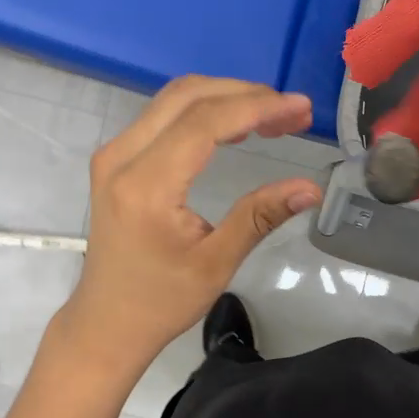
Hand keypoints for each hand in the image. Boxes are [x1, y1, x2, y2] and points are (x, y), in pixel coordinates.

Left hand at [57, 76, 322, 371]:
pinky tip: (236, 129)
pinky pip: (161, 117)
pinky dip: (203, 113)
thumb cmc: (162, 301)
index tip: (300, 108)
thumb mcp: (216, 264)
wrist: (108, 322)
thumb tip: (310, 188)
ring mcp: (113, 155)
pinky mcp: (115, 161)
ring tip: (273, 118)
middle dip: (246, 95)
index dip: (257, 107)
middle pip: (188, 96)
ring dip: (225, 99)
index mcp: (146, 186)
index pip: (205, 122)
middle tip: (293, 112)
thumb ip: (259, 217)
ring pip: (173, 100)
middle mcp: (121, 158)